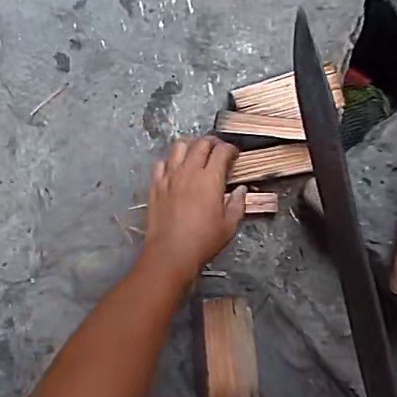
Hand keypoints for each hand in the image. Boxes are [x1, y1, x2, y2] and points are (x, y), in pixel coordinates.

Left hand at [140, 137, 245, 280]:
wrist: (170, 253)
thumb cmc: (203, 242)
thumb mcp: (229, 226)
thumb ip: (237, 204)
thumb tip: (240, 190)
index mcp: (210, 179)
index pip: (222, 151)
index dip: (230, 149)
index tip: (234, 154)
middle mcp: (189, 172)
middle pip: (201, 144)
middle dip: (212, 143)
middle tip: (217, 150)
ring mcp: (169, 177)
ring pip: (179, 147)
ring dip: (190, 147)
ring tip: (196, 154)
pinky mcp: (155, 186)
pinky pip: (161, 164)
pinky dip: (170, 162)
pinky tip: (174, 169)